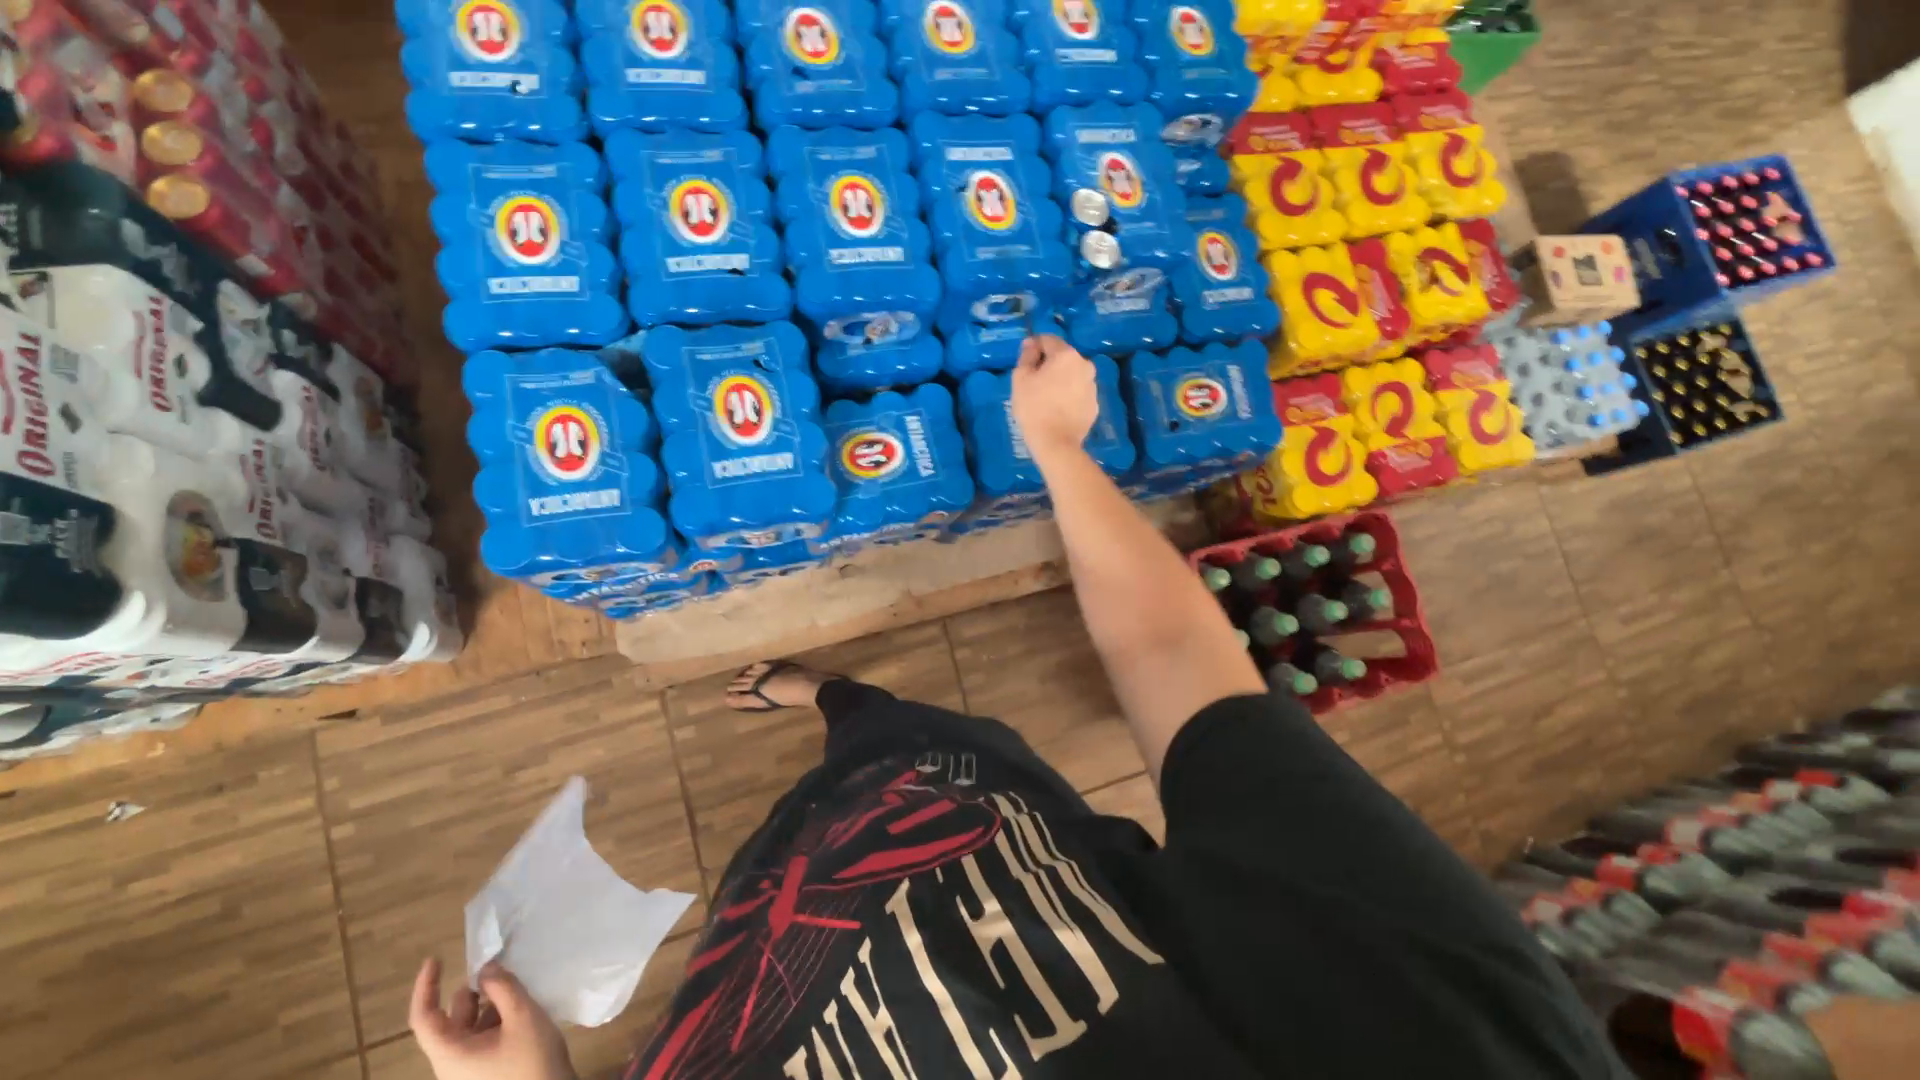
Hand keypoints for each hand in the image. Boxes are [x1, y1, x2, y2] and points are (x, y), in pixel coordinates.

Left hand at [410, 958, 574, 1079]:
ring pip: (470, 1029)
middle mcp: (452, 1064)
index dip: (425, 987)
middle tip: (497, 969)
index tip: (436, 958)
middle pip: (451, 1020)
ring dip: (489, 1005)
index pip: (423, 1018)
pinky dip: (497, 1020)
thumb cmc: (532, 1061)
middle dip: (472, 992)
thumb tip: (486, 968)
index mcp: (450, 1054)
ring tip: (516, 987)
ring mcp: (469, 1071)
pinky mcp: (486, 1073)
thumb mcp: (523, 1016)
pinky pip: (483, 1040)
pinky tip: (522, 1010)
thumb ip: (503, 988)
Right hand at [1010, 333, 1097, 466]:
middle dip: (1049, 364)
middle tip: (1034, 381)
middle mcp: (1085, 365)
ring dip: (1061, 379)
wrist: (1056, 443)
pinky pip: (1079, 392)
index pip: (1048, 340)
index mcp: (1066, 355)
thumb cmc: (1034, 408)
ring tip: (1046, 396)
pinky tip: (1058, 408)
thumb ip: (1026, 356)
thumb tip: (1031, 343)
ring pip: (1073, 375)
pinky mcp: (1095, 404)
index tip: (1025, 359)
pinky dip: (1069, 395)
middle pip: (1063, 357)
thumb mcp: (1021, 379)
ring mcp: (1092, 385)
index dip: (1034, 346)